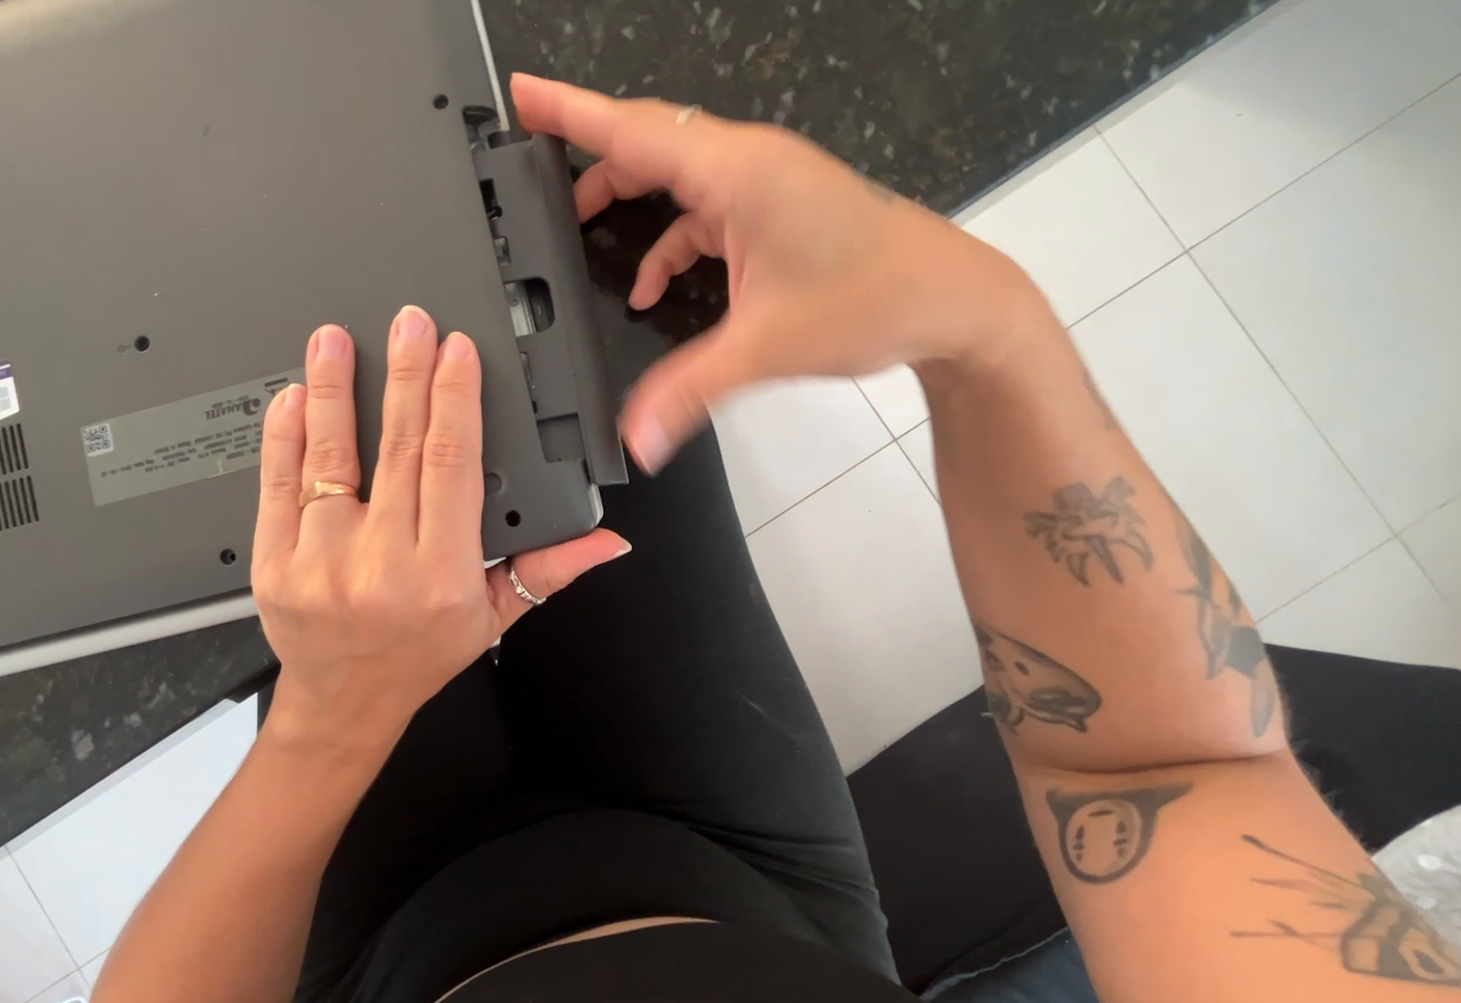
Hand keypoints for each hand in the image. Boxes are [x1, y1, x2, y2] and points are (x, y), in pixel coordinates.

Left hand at [253, 307, 629, 746]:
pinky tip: (294, 399)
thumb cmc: (418, 657)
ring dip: (335, 390)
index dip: (455, 401)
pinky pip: (278, 487)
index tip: (455, 355)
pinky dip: (285, 437)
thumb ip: (548, 572)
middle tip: (410, 325)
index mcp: (440, 574)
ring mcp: (320, 562)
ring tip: (335, 340)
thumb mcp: (493, 619)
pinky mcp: (274, 562)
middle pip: (398, 449)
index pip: (452, 466)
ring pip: (331, 457)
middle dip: (406, 376)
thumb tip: (605, 543)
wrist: (345, 701)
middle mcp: (380, 566)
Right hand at [511, 73, 1051, 471]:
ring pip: (672, 175)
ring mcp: (761, 185)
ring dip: (625, 200)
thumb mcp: (764, 349)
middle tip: (534, 161)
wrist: (950, 302)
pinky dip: (667, 242)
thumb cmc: (879, 298)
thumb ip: (687, 392)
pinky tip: (652, 285)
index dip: (569, 111)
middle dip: (585, 155)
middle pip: (645, 144)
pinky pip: (700, 213)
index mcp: (739, 175)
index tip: (524, 95)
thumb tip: (636, 435)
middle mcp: (748, 165)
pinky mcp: (770, 209)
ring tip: (580, 228)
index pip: (633, 130)